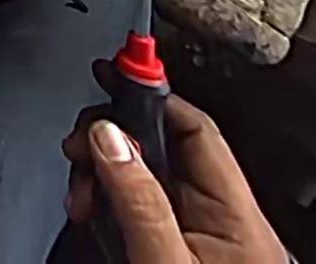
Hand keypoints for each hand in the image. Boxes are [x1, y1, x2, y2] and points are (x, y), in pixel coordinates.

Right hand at [63, 78, 286, 263]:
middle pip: (160, 145)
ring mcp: (197, 238)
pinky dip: (107, 200)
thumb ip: (139, 202)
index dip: (150, 95)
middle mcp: (220, 221)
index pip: (194, 127)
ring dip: (101, 173)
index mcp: (237, 220)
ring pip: (141, 173)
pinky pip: (136, 204)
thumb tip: (109, 132)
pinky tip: (91, 212)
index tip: (114, 71)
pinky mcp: (174, 252)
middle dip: (110, 139)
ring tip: (81, 196)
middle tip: (78, 147)